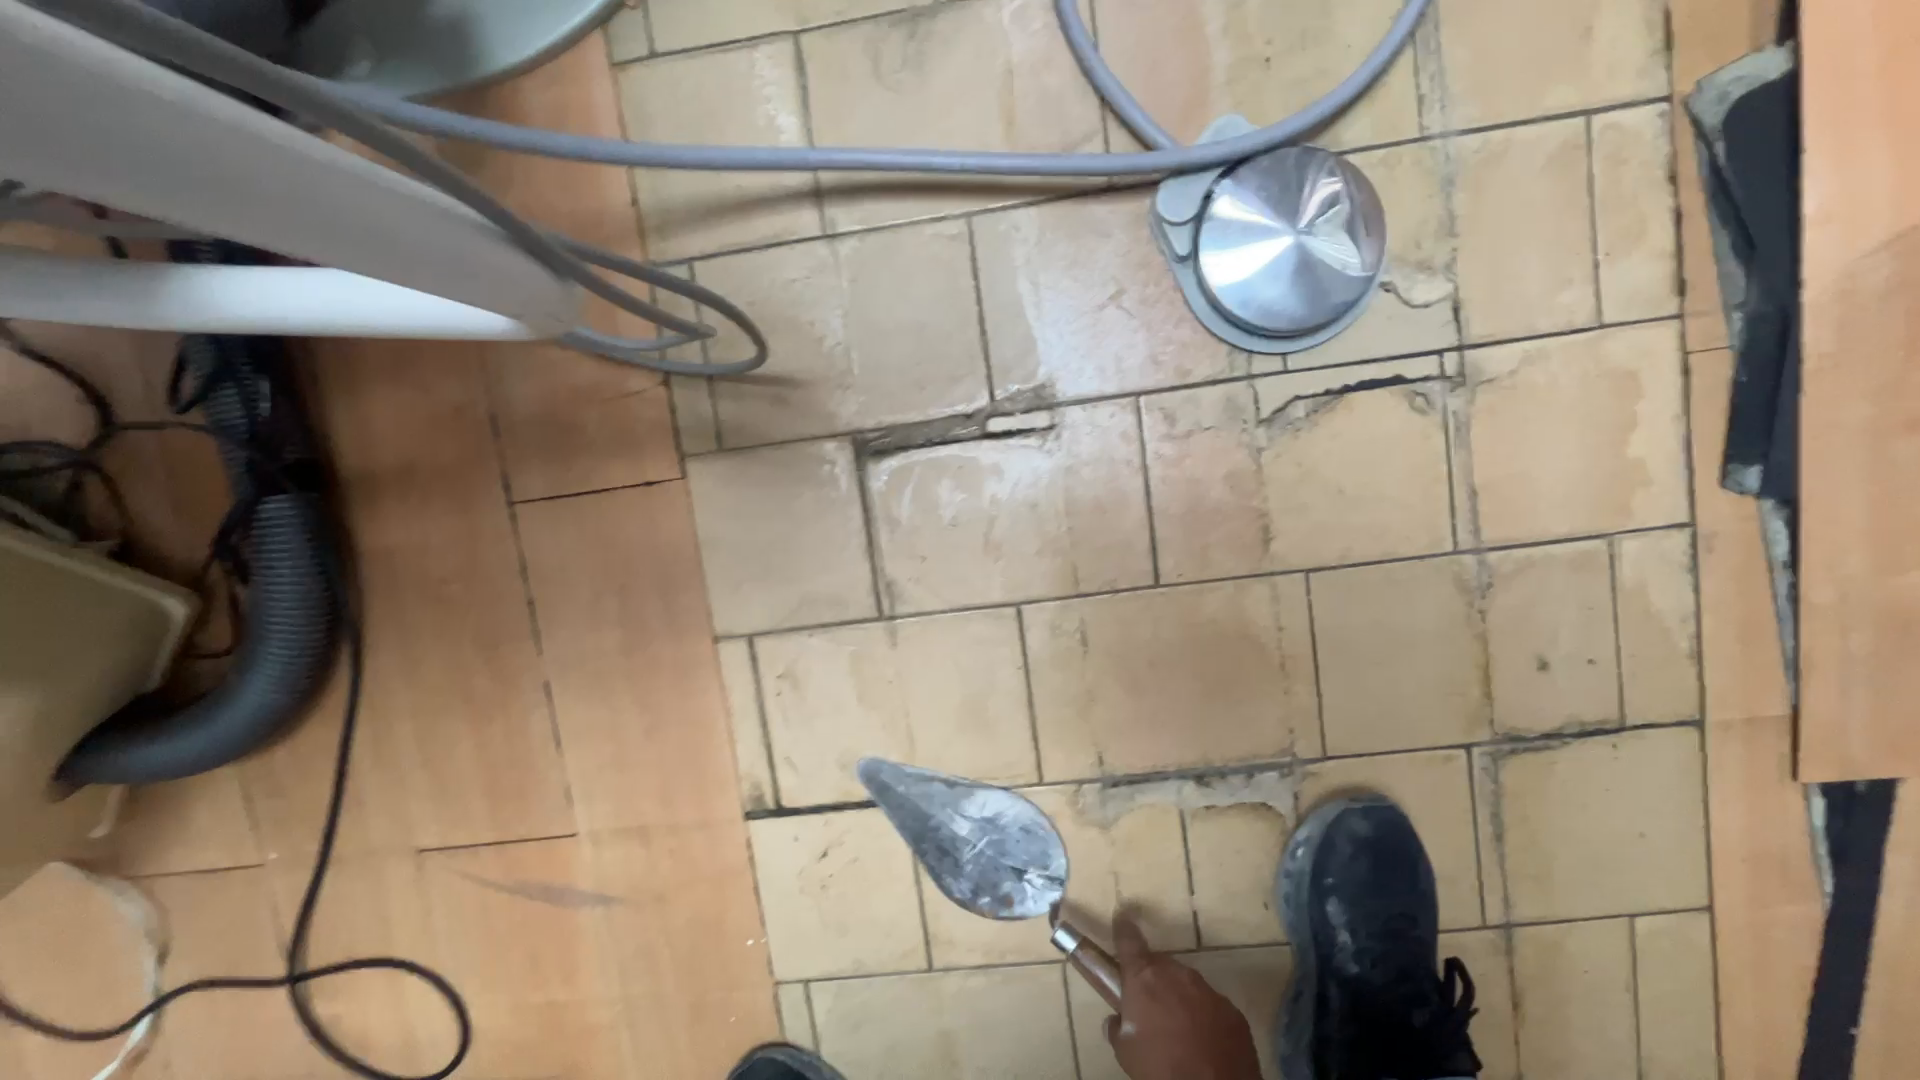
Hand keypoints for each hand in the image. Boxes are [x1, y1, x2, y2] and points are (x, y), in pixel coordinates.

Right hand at [1103, 914, 1263, 1079]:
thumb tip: (1116, 1021)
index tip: (1121, 917)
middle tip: (1148, 1005)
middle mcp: (1176, 974)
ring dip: (1179, 998)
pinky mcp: (1232, 1011)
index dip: (1123, 929)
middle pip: (1160, 965)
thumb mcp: (1126, 1052)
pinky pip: (1211, 1006)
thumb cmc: (1160, 1067)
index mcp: (1144, 978)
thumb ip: (1117, 1029)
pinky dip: (1204, 1017)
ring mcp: (1208, 990)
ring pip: (1187, 985)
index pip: (1129, 941)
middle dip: (1152, 979)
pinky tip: (1202, 1041)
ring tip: (1176, 1028)